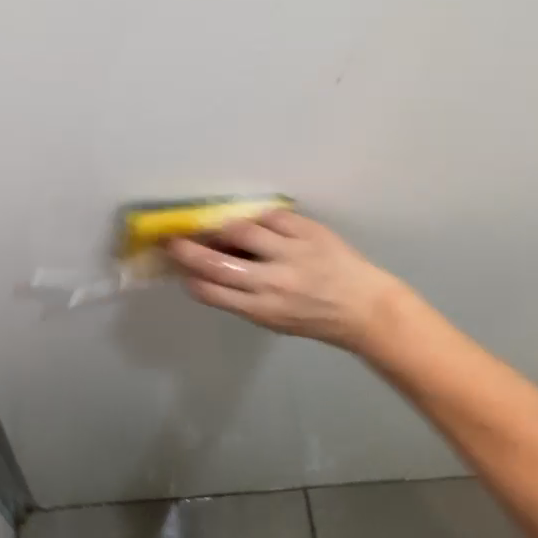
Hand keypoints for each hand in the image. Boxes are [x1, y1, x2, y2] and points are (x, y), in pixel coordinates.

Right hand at [163, 210, 406, 352]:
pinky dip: (260, 219)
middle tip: (174, 240)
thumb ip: (242, 298)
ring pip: (241, 230)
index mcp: (260, 309)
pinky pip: (271, 217)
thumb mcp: (273, 320)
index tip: (179, 268)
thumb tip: (211, 273)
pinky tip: (258, 225)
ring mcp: (290, 253)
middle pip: (215, 261)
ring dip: (224, 228)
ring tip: (221, 228)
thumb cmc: (315, 319)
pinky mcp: (308, 232)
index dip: (188, 277)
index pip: (209, 291)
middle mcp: (271, 282)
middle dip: (188, 250)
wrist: (363, 307)